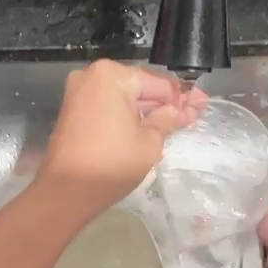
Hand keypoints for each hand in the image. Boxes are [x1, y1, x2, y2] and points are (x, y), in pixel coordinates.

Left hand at [35, 60, 205, 217]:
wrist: (66, 192)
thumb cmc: (112, 163)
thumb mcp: (149, 142)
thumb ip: (167, 120)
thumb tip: (180, 111)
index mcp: (112, 75)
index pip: (158, 83)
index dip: (182, 97)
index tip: (201, 105)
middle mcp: (92, 76)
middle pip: (140, 87)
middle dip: (165, 102)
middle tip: (192, 114)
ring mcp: (79, 93)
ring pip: (124, 98)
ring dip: (148, 109)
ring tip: (176, 122)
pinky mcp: (74, 111)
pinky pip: (109, 107)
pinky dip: (128, 115)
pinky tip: (149, 125)